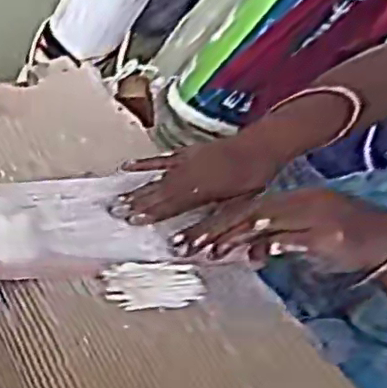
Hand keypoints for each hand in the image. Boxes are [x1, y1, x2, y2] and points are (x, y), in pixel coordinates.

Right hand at [116, 137, 288, 224]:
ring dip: (135, 190)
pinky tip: (125, 167)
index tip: (133, 221)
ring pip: (156, 180)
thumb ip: (213, 224)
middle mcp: (192, 177)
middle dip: (136, 203)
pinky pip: (161, 159)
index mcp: (204, 191)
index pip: (173, 205)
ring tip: (115, 200)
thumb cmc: (256, 176)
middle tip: (114, 212)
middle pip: (159, 193)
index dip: (153, 213)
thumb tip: (188, 246)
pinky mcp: (186, 153)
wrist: (272, 141)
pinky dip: (143, 163)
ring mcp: (187, 164)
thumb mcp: (241, 204)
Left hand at [172, 188, 386, 270]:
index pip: (241, 210)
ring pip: (265, 223)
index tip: (177, 240)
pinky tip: (253, 255)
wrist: (386, 243)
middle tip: (181, 247)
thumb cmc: (332, 241)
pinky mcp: (329, 234)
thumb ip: (256, 240)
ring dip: (232, 238)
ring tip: (207, 252)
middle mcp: (302, 203)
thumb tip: (221, 250)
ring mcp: (316, 217)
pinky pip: (293, 239)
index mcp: (290, 201)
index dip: (206, 225)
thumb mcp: (286, 236)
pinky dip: (270, 246)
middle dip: (210, 231)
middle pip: (246, 214)